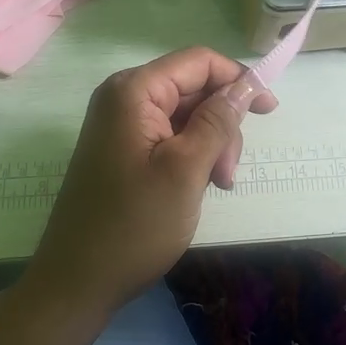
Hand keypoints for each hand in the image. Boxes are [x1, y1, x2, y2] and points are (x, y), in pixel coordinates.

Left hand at [23, 48, 277, 316]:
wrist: (75, 283)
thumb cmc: (133, 225)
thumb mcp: (186, 170)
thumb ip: (218, 121)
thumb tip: (244, 84)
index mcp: (134, 90)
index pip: (198, 61)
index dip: (238, 78)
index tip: (270, 110)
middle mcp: (123, 97)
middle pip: (192, 88)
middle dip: (221, 124)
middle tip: (229, 173)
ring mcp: (119, 124)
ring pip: (184, 114)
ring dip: (209, 144)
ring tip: (217, 186)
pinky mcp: (120, 149)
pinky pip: (167, 135)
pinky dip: (190, 155)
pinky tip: (197, 186)